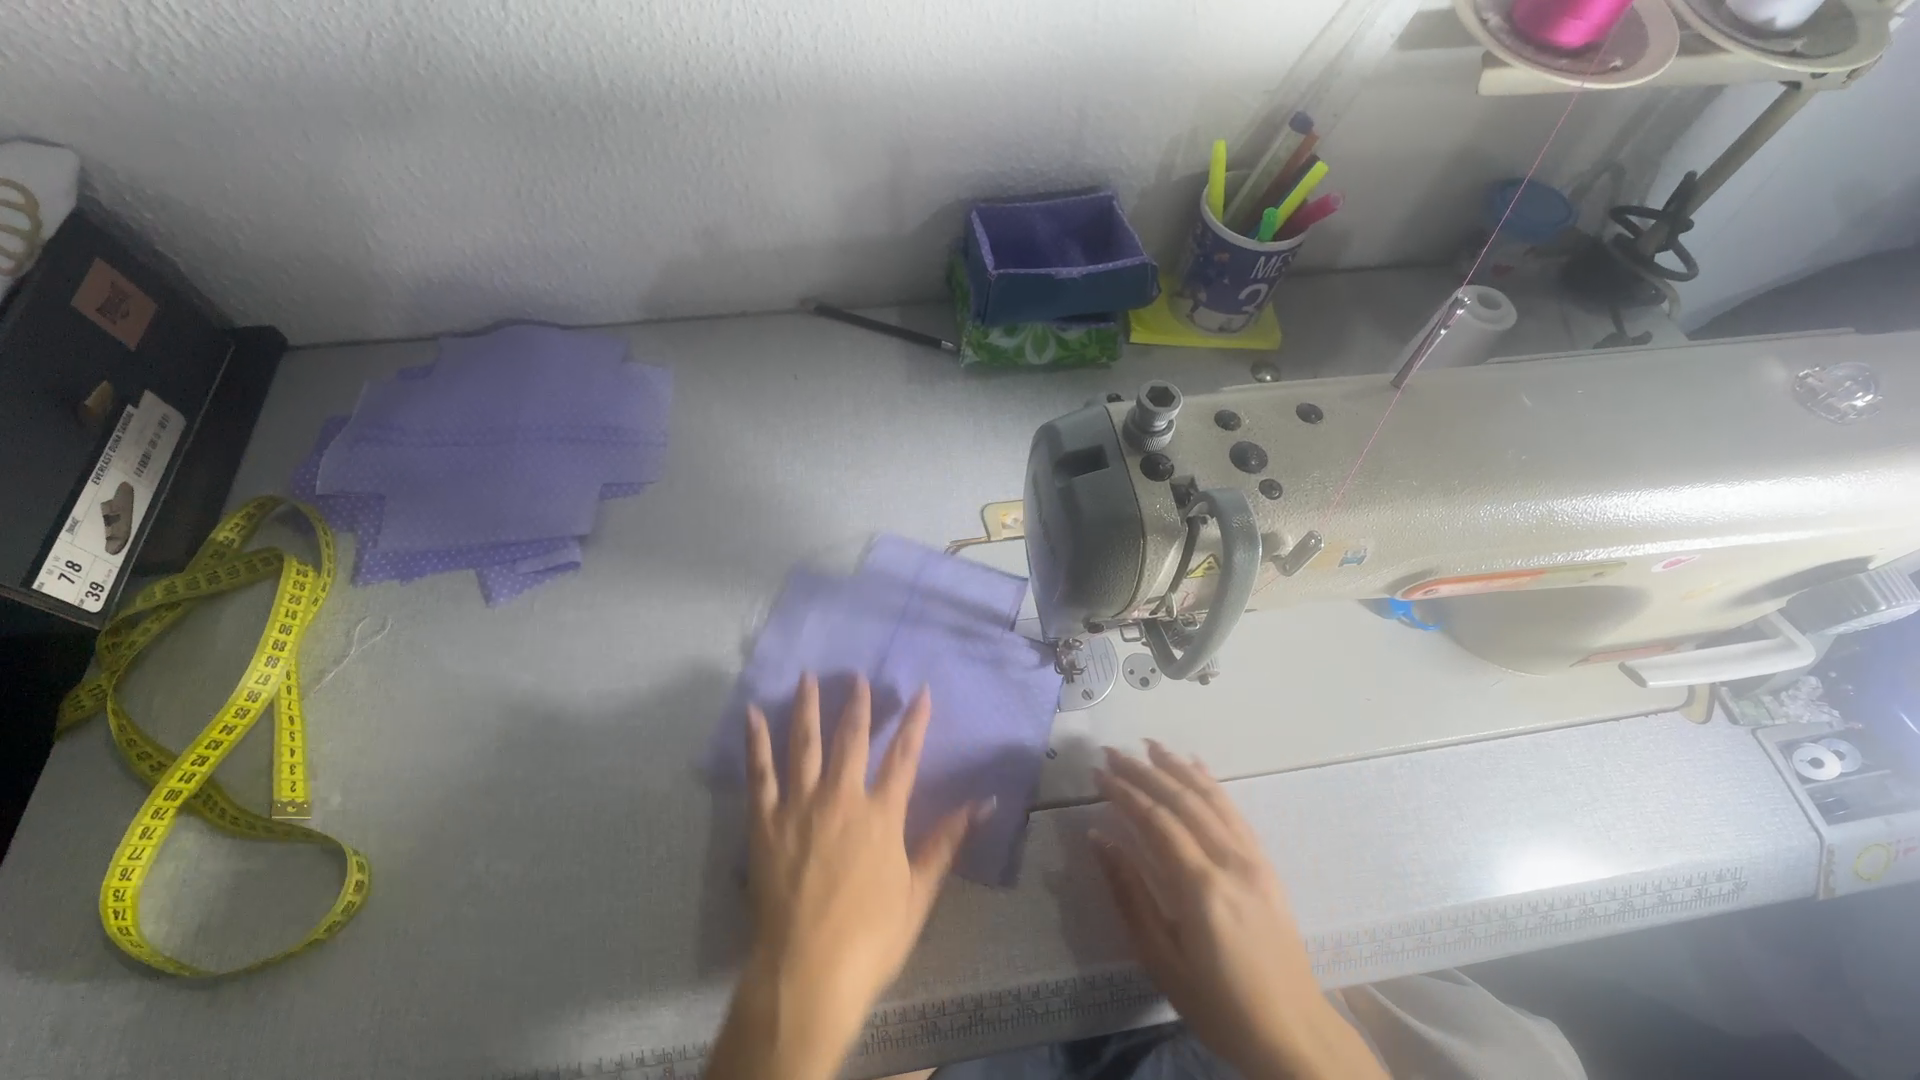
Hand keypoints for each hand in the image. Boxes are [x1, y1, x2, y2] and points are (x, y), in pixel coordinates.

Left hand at [707, 674, 978, 1079]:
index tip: (920, 692)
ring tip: (807, 678)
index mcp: (882, 816)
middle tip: (857, 676)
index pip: (904, 757)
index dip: (914, 722)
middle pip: (851, 739)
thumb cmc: (871, 938)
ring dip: (807, 708)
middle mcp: (841, 799)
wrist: (807, 972)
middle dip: (858, 704)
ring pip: (804, 745)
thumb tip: (983, 803)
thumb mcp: (919, 892)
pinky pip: (760, 774)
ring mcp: (799, 807)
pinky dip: (756, 742)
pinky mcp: (765, 823)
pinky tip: (752, 714)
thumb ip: (947, 841)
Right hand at [1092, 742, 1384, 1079]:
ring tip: (1151, 747)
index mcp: (1200, 886)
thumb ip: (1130, 893)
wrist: (1292, 1033)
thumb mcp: (1161, 959)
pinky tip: (1197, 770)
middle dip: (1145, 772)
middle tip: (1112, 752)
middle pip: (1183, 801)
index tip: (1097, 774)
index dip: (1124, 793)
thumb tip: (1100, 838)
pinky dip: (1213, 786)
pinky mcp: (1267, 867)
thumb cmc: (1218, 1005)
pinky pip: (1236, 813)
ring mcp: (1254, 861)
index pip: (1156, 821)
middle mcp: (1230, 861)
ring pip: (1212, 799)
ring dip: (1179, 769)